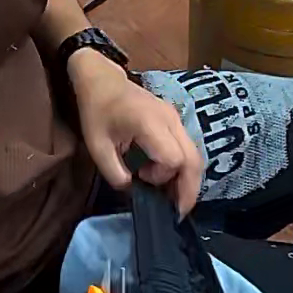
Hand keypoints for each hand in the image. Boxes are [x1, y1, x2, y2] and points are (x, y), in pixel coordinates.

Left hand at [68, 50, 202, 214]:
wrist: (103, 80)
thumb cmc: (97, 111)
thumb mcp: (97, 147)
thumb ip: (115, 173)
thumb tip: (134, 191)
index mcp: (150, 124)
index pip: (173, 159)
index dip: (161, 176)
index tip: (141, 178)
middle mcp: (171, 121)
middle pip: (194, 160)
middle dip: (189, 189)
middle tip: (178, 212)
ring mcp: (177, 119)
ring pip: (196, 156)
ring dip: (187, 180)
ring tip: (174, 199)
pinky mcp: (176, 122)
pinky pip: (188, 150)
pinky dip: (184, 169)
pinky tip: (170, 181)